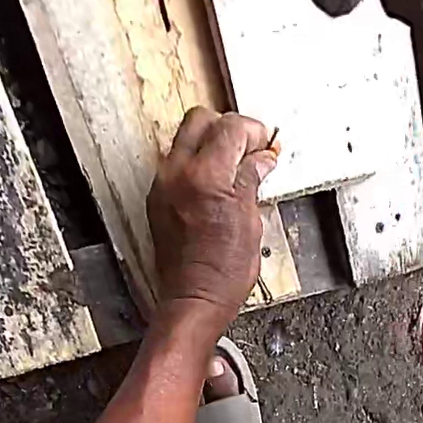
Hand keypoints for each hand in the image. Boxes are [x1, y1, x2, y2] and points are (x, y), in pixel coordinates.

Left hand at [148, 108, 277, 320]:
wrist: (194, 301)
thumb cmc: (222, 276)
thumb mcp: (250, 225)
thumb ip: (251, 183)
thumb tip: (260, 161)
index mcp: (206, 177)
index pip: (230, 128)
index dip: (254, 132)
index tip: (265, 145)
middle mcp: (178, 174)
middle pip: (201, 121)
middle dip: (228, 129)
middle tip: (249, 150)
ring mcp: (163, 185)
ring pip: (185, 140)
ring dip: (211, 146)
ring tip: (233, 170)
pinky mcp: (157, 199)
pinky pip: (176, 165)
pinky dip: (197, 166)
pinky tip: (215, 187)